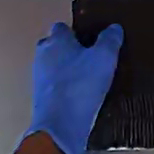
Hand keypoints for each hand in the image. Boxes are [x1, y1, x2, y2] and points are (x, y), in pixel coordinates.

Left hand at [24, 22, 122, 153]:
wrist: (60, 126)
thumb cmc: (82, 85)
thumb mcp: (104, 58)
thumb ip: (110, 40)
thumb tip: (114, 27)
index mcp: (55, 40)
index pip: (62, 27)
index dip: (76, 32)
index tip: (92, 39)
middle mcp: (42, 56)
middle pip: (55, 47)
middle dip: (70, 51)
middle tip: (92, 58)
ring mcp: (38, 79)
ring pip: (54, 67)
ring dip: (67, 71)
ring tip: (90, 79)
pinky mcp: (41, 99)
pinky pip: (55, 87)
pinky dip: (66, 89)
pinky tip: (82, 97)